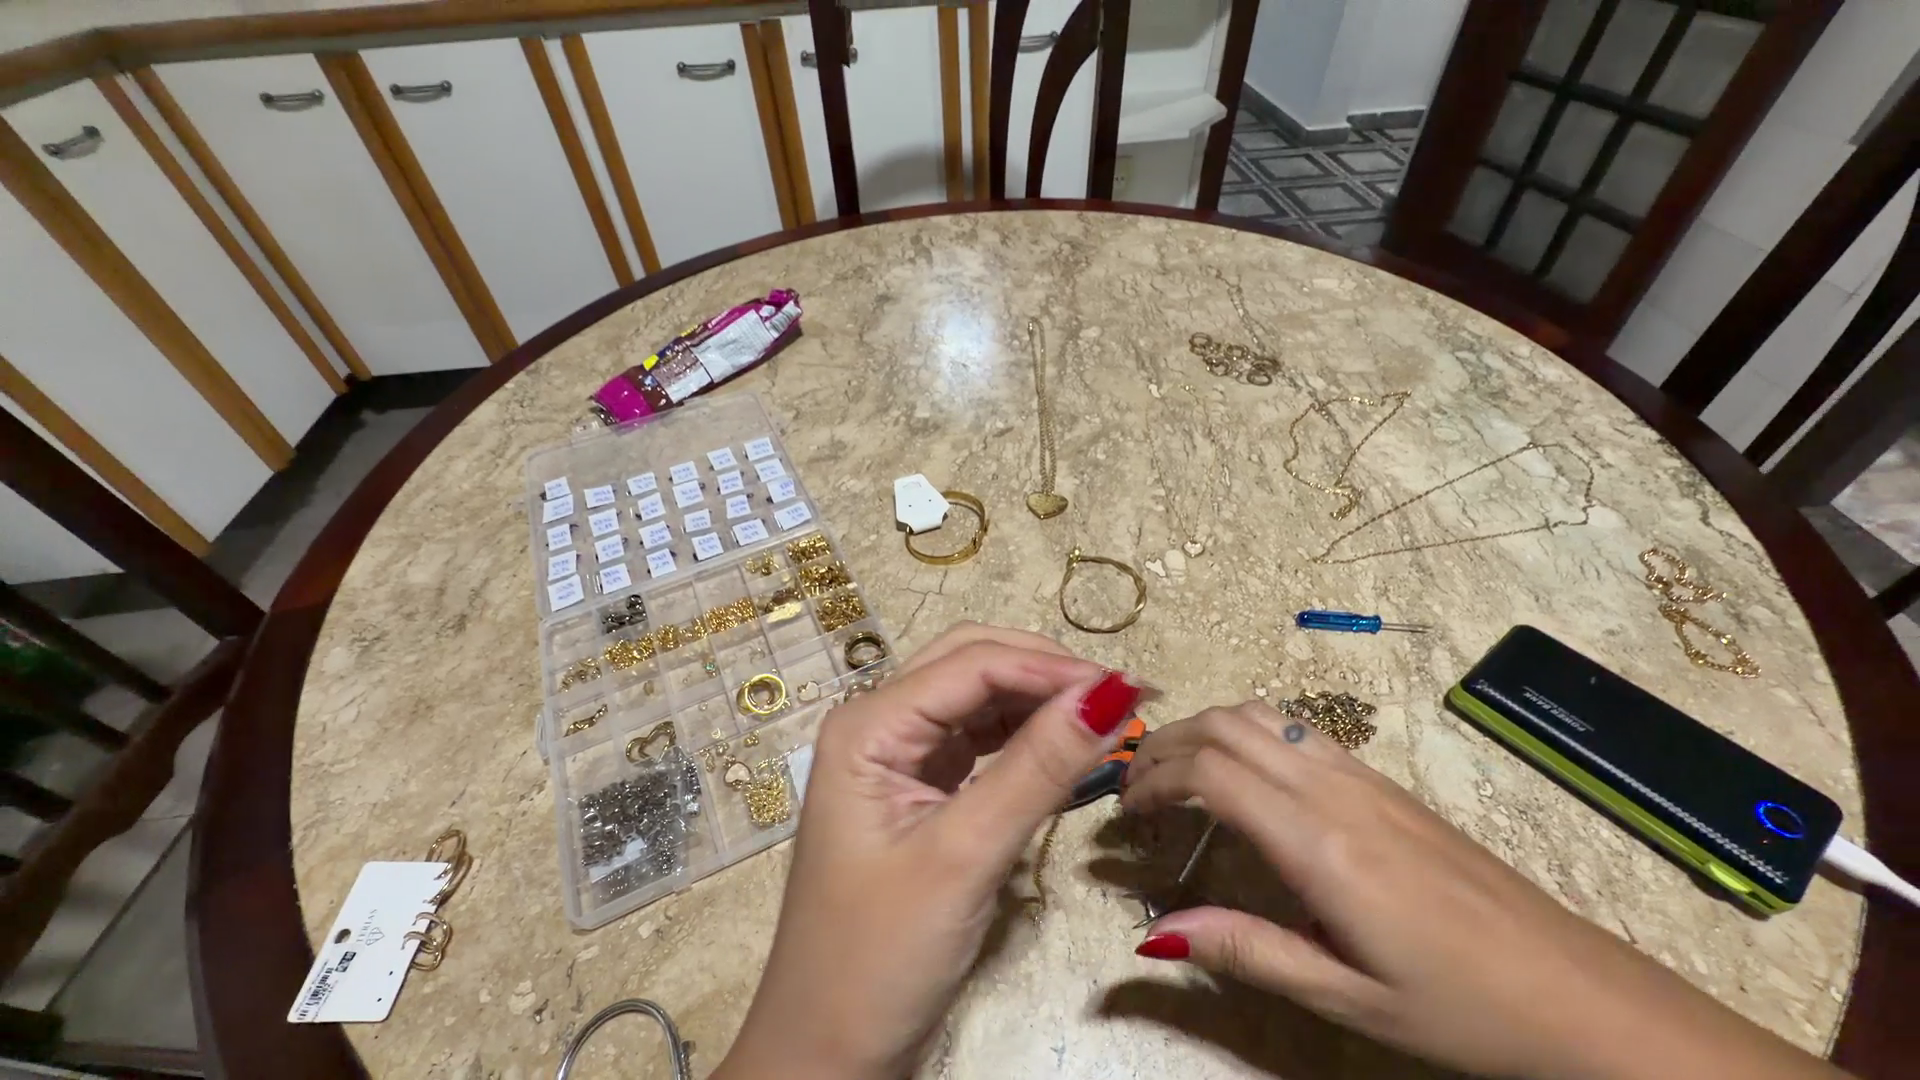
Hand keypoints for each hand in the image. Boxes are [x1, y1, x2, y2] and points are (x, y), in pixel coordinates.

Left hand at [714, 623, 1142, 1079]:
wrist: (827, 1049)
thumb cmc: (879, 957)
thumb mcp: (964, 855)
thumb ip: (1037, 769)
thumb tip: (1110, 694)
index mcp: (867, 725)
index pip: (971, 664)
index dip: (1051, 666)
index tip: (1129, 688)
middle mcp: (879, 725)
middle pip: (972, 667)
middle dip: (1045, 673)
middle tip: (1120, 700)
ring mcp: (899, 759)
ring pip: (979, 702)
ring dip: (1040, 704)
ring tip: (1106, 722)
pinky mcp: (921, 791)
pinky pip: (981, 744)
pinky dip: (1026, 741)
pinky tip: (1066, 752)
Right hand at [1121, 702, 1847, 1079]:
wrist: (1581, 995)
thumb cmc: (1459, 1008)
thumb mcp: (1346, 998)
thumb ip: (1246, 951)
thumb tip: (1152, 932)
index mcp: (1319, 843)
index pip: (1210, 770)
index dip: (1153, 779)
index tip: (1128, 815)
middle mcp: (1335, 791)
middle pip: (1225, 724)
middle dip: (1164, 743)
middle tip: (1136, 789)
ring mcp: (1363, 778)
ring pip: (1260, 715)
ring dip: (1203, 729)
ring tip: (1175, 775)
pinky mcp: (1384, 783)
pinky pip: (1295, 731)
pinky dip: (1244, 734)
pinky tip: (1241, 779)